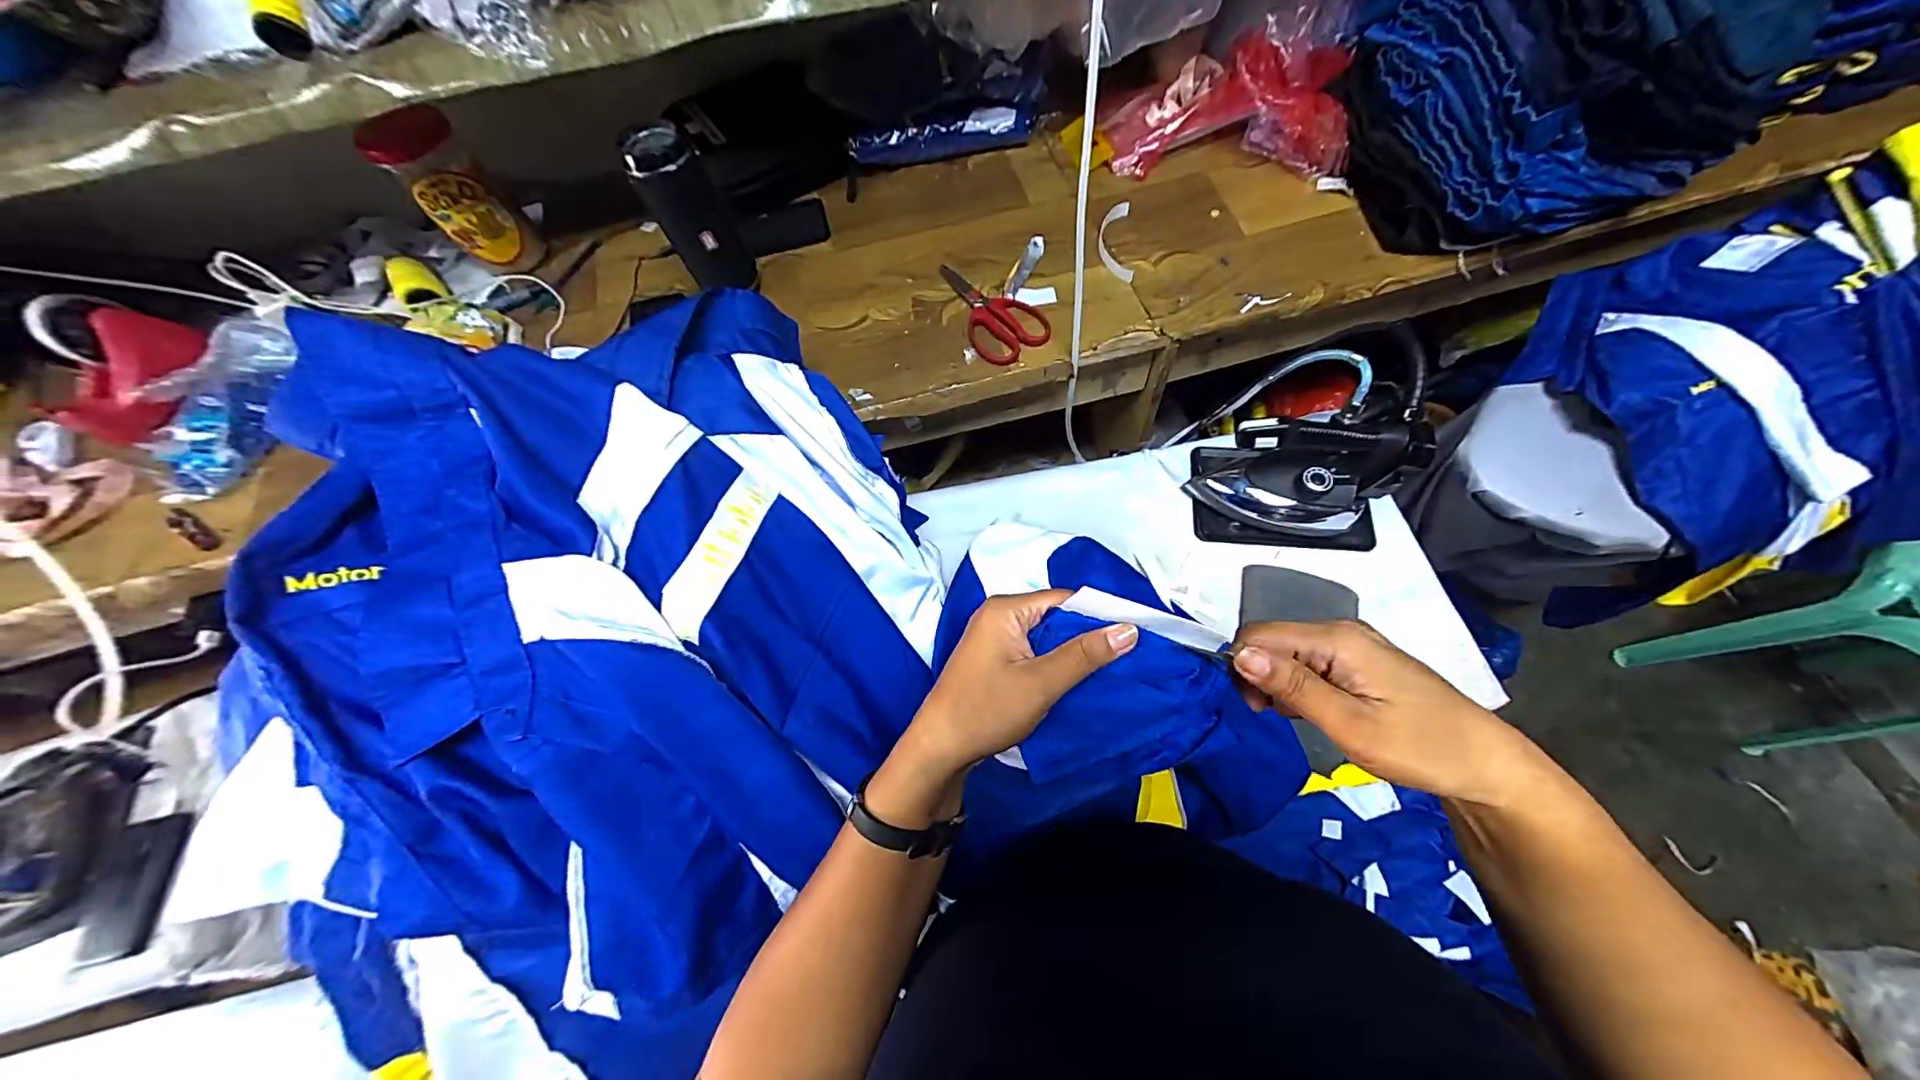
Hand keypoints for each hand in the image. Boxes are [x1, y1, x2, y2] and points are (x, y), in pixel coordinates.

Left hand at [874, 590, 1136, 824]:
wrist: (938, 749)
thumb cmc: (985, 711)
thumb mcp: (1041, 683)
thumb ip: (1084, 654)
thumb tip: (1127, 629)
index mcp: (1005, 610)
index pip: (1064, 599)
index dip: (1100, 614)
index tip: (1136, 631)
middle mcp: (998, 616)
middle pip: (1056, 617)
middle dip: (1089, 635)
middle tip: (1130, 653)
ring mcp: (994, 639)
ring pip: (1047, 638)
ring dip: (1073, 653)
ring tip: (1112, 668)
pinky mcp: (994, 661)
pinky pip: (1034, 653)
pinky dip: (1055, 664)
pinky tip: (1079, 680)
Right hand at [1231, 619, 1548, 806]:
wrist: (1485, 765)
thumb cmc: (1421, 747)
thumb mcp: (1349, 724)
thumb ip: (1292, 686)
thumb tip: (1240, 654)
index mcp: (1338, 640)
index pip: (1260, 634)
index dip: (1243, 666)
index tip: (1255, 706)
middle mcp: (1342, 633)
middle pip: (1272, 642)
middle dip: (1259, 676)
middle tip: (1275, 716)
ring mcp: (1352, 646)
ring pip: (1287, 654)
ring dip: (1279, 685)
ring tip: (1302, 719)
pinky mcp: (1358, 662)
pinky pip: (1308, 664)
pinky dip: (1299, 688)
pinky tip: (1316, 712)